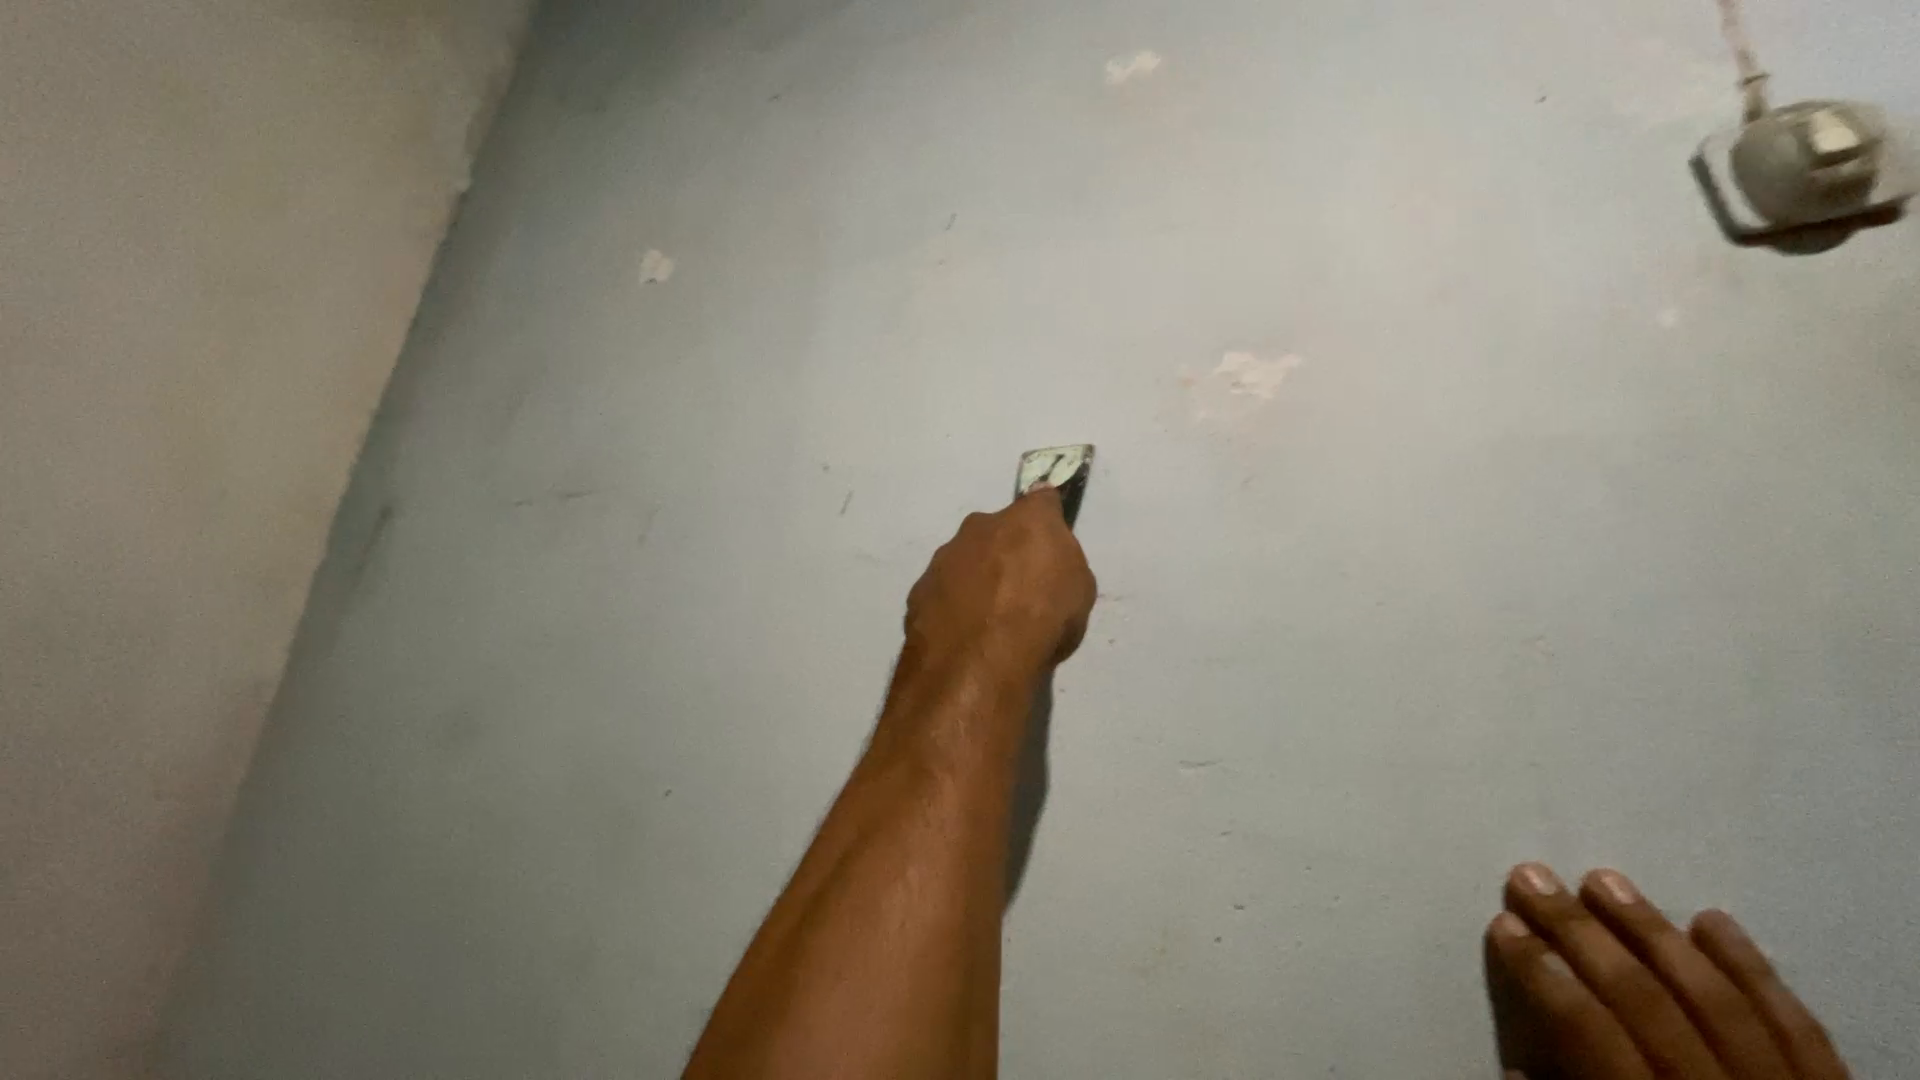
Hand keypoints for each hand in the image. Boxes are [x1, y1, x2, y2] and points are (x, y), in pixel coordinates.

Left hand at [900, 487, 1096, 684]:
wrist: (980, 658)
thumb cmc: (1043, 620)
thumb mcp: (1079, 592)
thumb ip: (1062, 565)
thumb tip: (1049, 561)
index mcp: (1026, 520)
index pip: (1041, 501)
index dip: (1045, 518)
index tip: (1047, 538)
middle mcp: (980, 527)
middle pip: (996, 531)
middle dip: (1004, 552)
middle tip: (1016, 590)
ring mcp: (943, 557)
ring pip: (963, 560)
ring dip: (975, 580)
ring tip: (986, 620)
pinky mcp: (919, 589)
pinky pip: (942, 591)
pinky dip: (952, 606)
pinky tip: (962, 635)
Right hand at [1486, 864, 1848, 1079]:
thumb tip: (1513, 1068)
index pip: (1591, 1035)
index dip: (1542, 975)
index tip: (1503, 923)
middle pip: (1645, 1001)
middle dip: (1579, 932)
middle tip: (1531, 877)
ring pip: (1717, 1000)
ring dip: (1654, 932)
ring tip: (1603, 879)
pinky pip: (1800, 1028)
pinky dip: (1753, 970)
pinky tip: (1711, 919)